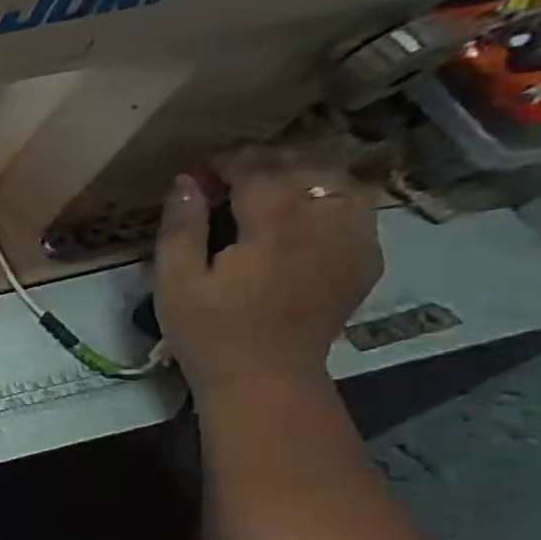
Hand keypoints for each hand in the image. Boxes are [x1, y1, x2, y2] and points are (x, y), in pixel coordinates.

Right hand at [155, 146, 383, 395]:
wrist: (265, 378)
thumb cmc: (208, 333)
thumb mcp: (175, 282)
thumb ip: (181, 227)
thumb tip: (186, 181)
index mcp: (275, 227)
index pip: (258, 169)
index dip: (228, 161)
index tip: (200, 169)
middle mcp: (324, 223)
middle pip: (304, 166)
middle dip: (265, 161)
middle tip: (229, 173)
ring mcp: (354, 240)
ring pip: (339, 180)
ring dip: (303, 173)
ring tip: (270, 185)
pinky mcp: (365, 259)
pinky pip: (357, 208)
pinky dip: (330, 197)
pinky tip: (302, 213)